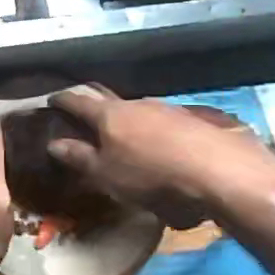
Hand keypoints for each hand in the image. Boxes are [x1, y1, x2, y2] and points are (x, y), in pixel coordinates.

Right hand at [46, 87, 274, 222]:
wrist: (222, 173)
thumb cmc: (152, 175)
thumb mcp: (107, 174)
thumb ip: (79, 157)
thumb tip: (54, 143)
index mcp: (109, 115)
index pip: (77, 100)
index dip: (62, 100)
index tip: (52, 99)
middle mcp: (137, 104)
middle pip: (108, 100)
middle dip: (95, 105)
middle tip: (84, 113)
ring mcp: (168, 109)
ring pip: (138, 111)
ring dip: (127, 120)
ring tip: (124, 137)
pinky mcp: (195, 120)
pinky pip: (164, 122)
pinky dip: (154, 131)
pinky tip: (160, 147)